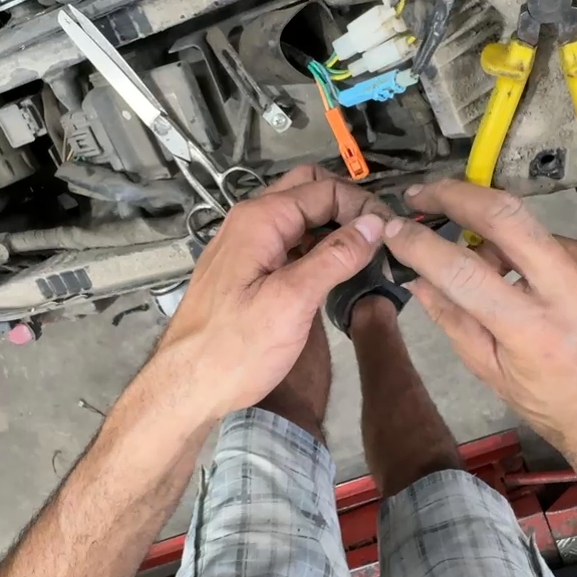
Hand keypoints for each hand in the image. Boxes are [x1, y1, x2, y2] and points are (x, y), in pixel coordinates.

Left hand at [144, 166, 387, 425]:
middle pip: (308, 193)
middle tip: (378, 240)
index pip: (324, 189)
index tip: (390, 234)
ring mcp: (246, 247)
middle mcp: (250, 223)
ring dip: (333, 230)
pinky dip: (315, 251)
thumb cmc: (236, 347)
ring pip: (299, 220)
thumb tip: (373, 223)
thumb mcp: (293, 300)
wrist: (186, 387)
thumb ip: (335, 257)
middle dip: (347, 207)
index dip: (361, 206)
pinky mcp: (247, 272)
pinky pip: (288, 246)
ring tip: (366, 258)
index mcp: (260, 219)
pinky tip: (336, 274)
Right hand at [382, 180, 576, 460]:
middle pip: (507, 215)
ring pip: (526, 227)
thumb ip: (450, 316)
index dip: (422, 244)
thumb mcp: (487, 369)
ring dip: (490, 236)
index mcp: (534, 331)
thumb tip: (414, 273)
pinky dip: (524, 251)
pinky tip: (524, 278)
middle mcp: (572, 291)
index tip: (394, 230)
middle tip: (421, 194)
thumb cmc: (547, 400)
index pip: (465, 271)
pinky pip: (550, 240)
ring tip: (479, 264)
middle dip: (455, 195)